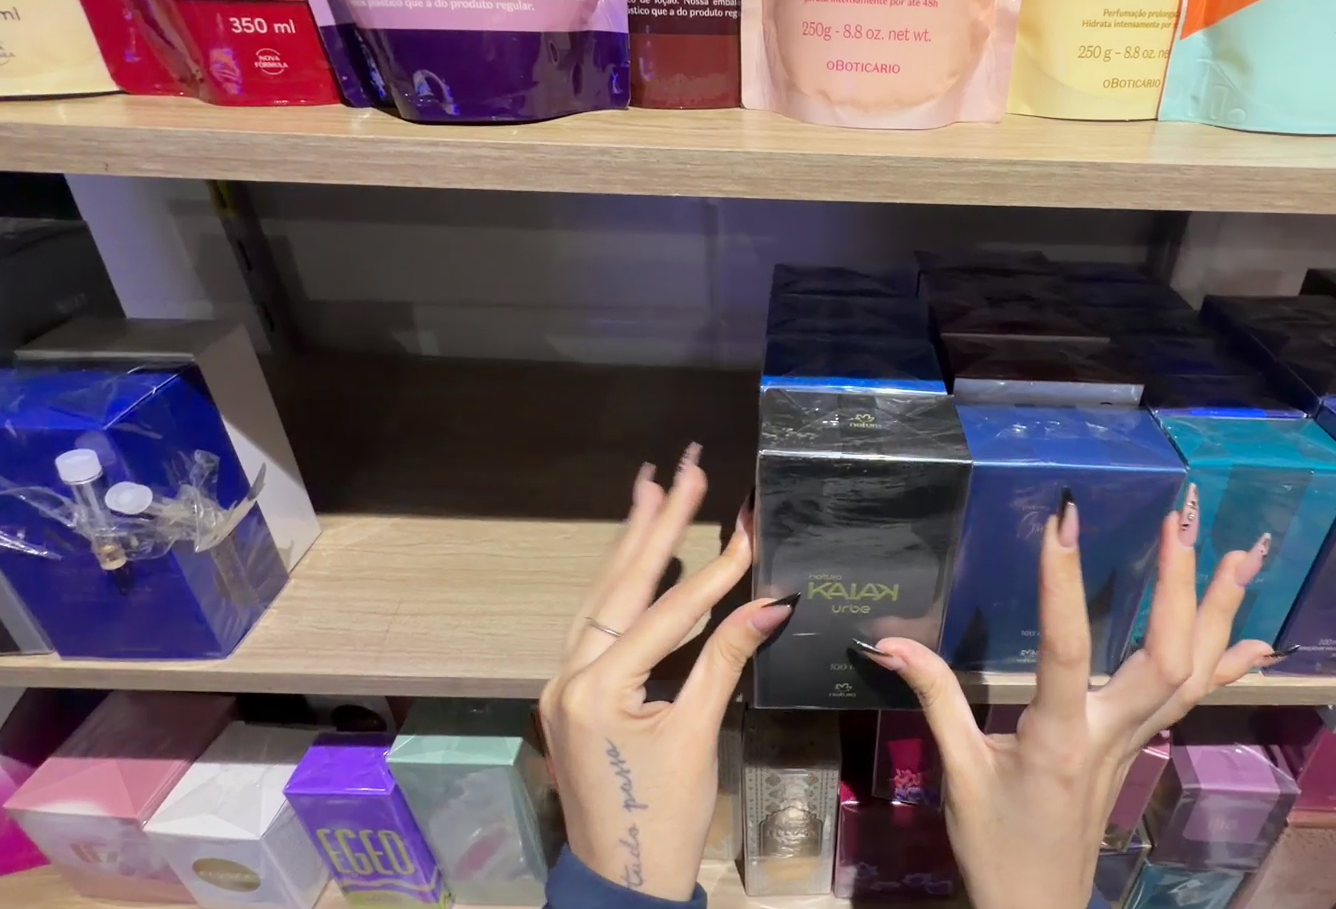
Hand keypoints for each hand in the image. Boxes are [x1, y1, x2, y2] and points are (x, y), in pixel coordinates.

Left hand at [539, 448, 794, 900]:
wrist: (620, 880)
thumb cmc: (664, 817)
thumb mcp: (699, 737)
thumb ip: (726, 659)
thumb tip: (772, 602)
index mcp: (596, 687)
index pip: (668, 611)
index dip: (715, 570)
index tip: (747, 524)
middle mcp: (568, 670)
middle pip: (621, 582)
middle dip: (656, 521)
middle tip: (683, 467)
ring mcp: (564, 677)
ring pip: (602, 592)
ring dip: (632, 538)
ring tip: (650, 486)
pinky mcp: (573, 686)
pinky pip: (598, 617)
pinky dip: (622, 578)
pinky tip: (637, 550)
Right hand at [856, 485, 1277, 908]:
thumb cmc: (996, 843)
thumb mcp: (958, 771)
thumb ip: (934, 697)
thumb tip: (888, 641)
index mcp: (1059, 738)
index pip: (1067, 650)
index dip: (1062, 584)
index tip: (1062, 523)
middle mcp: (1111, 734)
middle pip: (1165, 660)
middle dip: (1179, 588)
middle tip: (1180, 523)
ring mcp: (1137, 742)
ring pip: (1193, 675)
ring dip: (1219, 612)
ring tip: (1239, 554)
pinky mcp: (1142, 747)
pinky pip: (1195, 700)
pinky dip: (1228, 665)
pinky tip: (1257, 637)